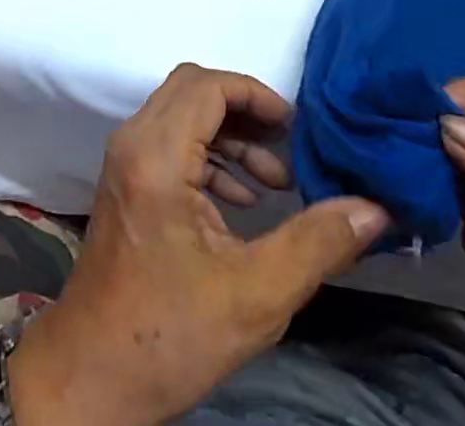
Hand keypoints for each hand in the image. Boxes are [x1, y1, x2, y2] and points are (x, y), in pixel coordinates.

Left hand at [6, 63, 389, 425]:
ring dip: (230, 135)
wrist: (89, 378)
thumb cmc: (168, 335)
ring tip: (274, 182)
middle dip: (246, 111)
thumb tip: (375, 208)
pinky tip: (241, 200)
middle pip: (192, 89)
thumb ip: (318, 243)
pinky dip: (209, 156)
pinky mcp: (126, 184)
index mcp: (156, 157)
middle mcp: (133, 145)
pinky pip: (170, 143)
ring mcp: (124, 163)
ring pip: (181, 114)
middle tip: (287, 148)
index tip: (295, 130)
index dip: (257, 96)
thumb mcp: (256, 294)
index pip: (207, 85)